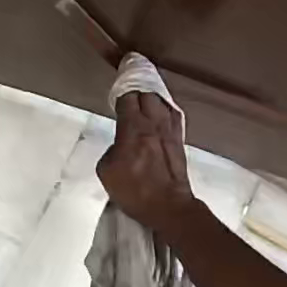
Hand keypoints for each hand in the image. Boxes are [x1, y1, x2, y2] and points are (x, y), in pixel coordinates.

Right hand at [97, 91, 200, 234]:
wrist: (169, 206)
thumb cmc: (135, 191)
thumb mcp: (107, 171)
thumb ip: (112, 149)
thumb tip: (120, 143)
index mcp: (133, 129)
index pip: (127, 97)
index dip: (121, 87)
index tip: (116, 84)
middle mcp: (153, 124)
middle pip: (146, 93)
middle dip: (137, 84)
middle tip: (129, 80)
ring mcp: (170, 130)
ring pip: (161, 100)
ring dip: (152, 93)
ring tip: (144, 90)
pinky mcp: (179, 139)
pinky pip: (172, 113)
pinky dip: (164, 106)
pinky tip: (161, 106)